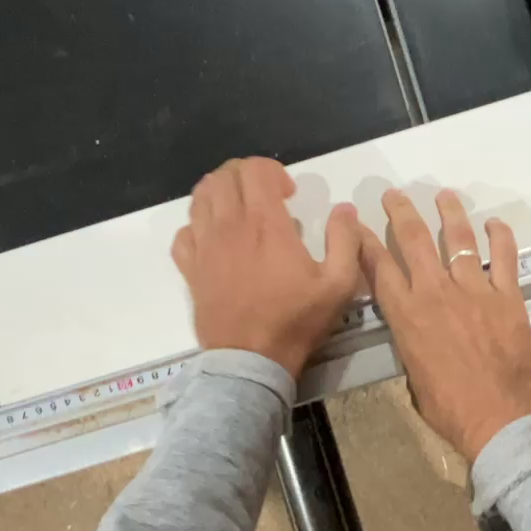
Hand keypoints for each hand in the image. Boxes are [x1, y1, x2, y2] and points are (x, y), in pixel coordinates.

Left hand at [172, 157, 362, 376]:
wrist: (251, 360)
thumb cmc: (296, 320)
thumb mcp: (339, 284)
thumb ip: (345, 240)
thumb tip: (344, 209)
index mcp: (265, 223)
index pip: (255, 171)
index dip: (273, 171)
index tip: (289, 194)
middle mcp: (229, 225)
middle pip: (224, 176)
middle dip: (246, 175)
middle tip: (266, 195)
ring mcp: (204, 246)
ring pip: (200, 196)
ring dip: (221, 192)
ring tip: (240, 210)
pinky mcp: (190, 268)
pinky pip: (184, 231)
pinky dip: (198, 224)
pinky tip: (216, 238)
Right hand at [361, 189, 530, 461]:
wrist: (499, 416)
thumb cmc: (450, 408)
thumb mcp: (414, 377)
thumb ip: (412, 347)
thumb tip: (418, 340)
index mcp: (407, 316)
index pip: (379, 267)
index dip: (364, 241)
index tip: (355, 223)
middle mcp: (436, 292)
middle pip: (414, 239)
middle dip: (400, 212)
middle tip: (394, 195)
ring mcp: (474, 290)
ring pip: (458, 238)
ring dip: (449, 213)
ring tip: (444, 195)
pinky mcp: (507, 296)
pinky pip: (504, 256)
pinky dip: (500, 236)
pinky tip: (495, 223)